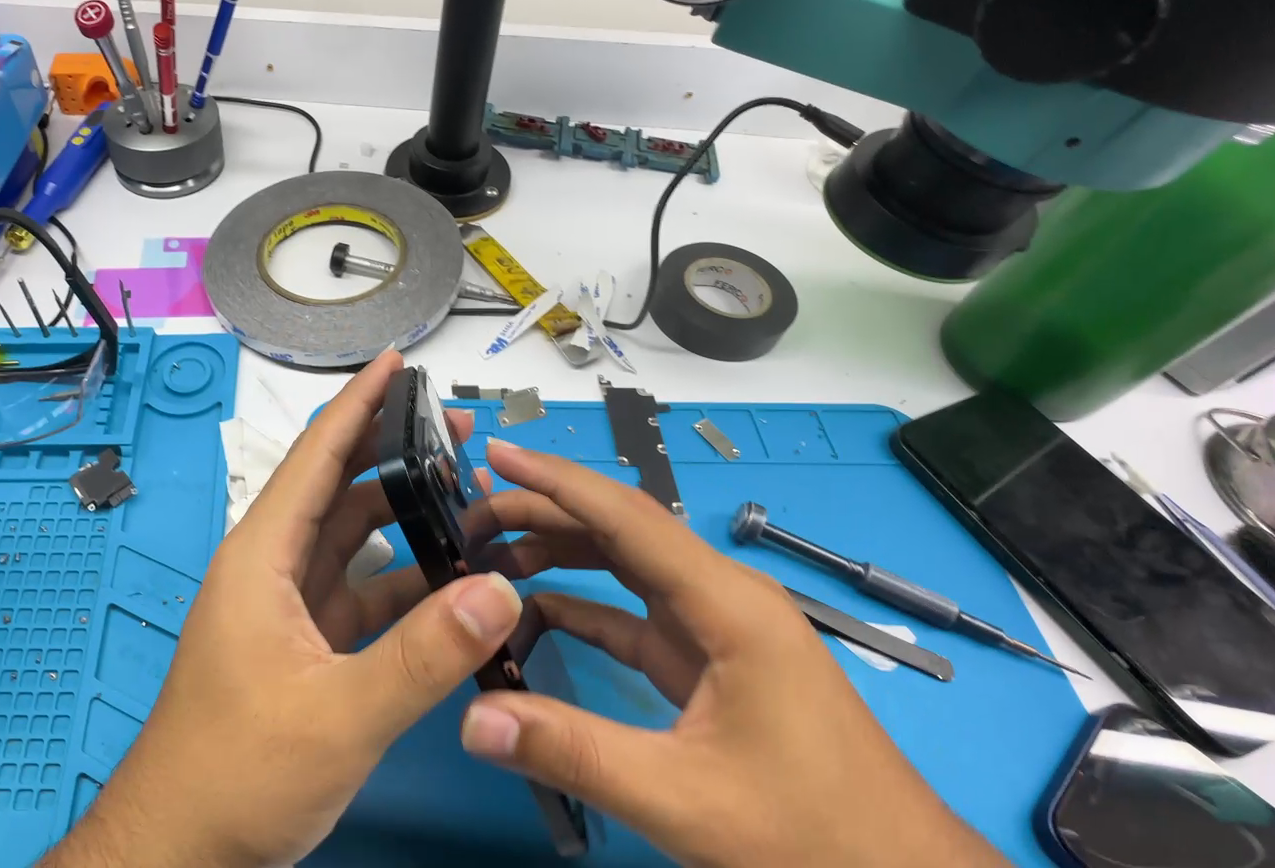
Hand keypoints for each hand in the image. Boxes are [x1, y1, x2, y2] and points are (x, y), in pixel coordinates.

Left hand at [43, 352, 563, 867]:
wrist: (182, 848)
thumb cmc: (236, 773)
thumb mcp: (338, 716)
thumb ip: (423, 656)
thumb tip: (497, 590)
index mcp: (262, 557)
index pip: (317, 456)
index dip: (359, 403)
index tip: (395, 361)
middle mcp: (273, 568)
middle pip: (340, 488)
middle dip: (395, 451)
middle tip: (457, 427)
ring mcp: (291, 607)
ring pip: (355, 541)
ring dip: (406, 517)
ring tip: (468, 496)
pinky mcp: (307, 645)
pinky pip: (365, 593)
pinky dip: (408, 582)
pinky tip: (453, 581)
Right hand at [462, 439, 1008, 867]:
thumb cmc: (812, 837)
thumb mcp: (685, 800)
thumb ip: (573, 751)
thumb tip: (472, 718)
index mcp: (726, 604)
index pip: (626, 517)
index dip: (557, 480)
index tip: (497, 454)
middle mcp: (721, 598)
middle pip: (619, 532)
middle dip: (543, 514)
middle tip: (470, 518)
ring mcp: (716, 629)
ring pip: (625, 568)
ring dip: (560, 554)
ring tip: (490, 555)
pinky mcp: (710, 662)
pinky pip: (634, 615)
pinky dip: (582, 605)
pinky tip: (534, 612)